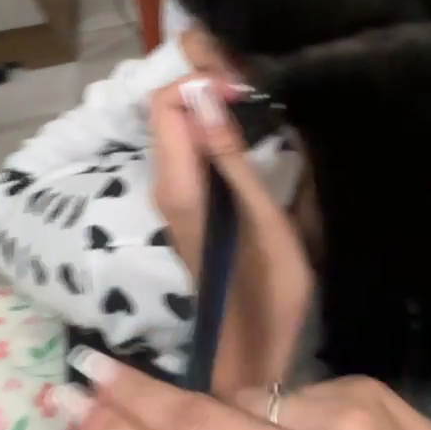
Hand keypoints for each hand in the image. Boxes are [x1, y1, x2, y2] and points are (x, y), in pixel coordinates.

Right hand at [68, 350, 430, 429]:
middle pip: (197, 424)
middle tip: (84, 372)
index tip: (72, 405)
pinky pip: (291, 397)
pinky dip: (270, 419)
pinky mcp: (369, 390)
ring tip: (160, 402)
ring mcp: (344, 418)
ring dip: (205, 414)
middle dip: (134, 401)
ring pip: (242, 404)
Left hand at [149, 75, 313, 390]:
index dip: (201, 84)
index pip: (164, 104)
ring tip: (259, 106)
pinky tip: (250, 133)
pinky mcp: (190, 201)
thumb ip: (230, 155)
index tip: (245, 90)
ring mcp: (175, 193)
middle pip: (168, 111)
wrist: (253, 346)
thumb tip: (204, 94)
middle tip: (256, 91)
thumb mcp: (260, 217)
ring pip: (180, 126)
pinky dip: (216, 127)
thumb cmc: (266, 286)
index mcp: (178, 184)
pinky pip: (192, 146)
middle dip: (206, 87)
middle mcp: (166, 183)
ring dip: (213, 106)